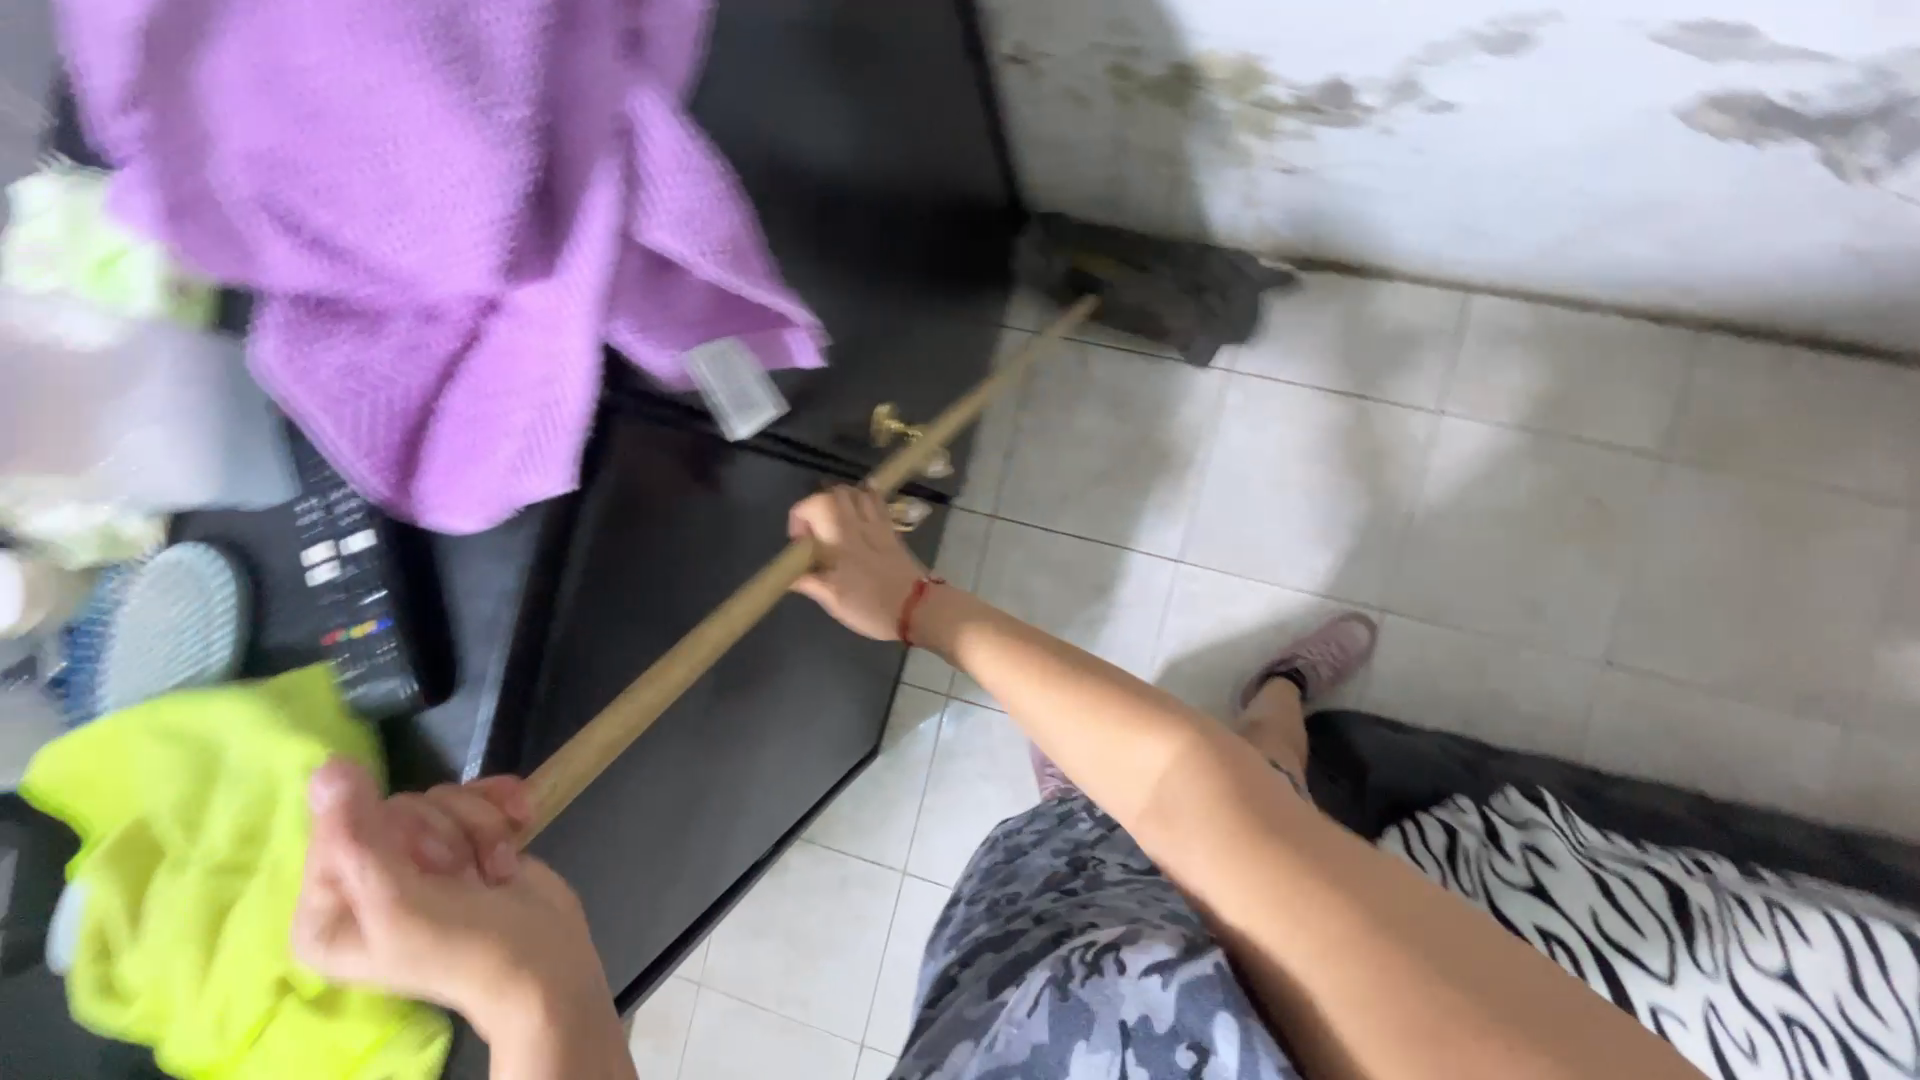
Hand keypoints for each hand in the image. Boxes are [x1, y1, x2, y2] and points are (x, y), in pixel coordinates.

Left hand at [292, 761, 610, 1044]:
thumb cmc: (463, 947)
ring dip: (482, 826)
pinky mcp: (470, 842)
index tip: (426, 864)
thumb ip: (359, 837)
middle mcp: (368, 881)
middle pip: (398, 808)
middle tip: (461, 875)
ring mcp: (423, 860)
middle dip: (446, 833)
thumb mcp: (400, 902)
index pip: (339, 827)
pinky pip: (478, 795)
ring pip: (444, 799)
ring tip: (495, 871)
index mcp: (329, 909)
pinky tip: (523, 825)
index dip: (390, 832)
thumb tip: (329, 765)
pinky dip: (504, 807)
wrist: (546, 960)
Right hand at [788, 485, 929, 640]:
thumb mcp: (833, 601)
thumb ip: (809, 583)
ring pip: (859, 493)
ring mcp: (879, 526)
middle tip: (816, 529)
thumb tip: (789, 575)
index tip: (800, 541)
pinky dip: (866, 500)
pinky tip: (860, 513)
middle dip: (818, 503)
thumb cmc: (872, 607)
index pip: (815, 505)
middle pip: (836, 492)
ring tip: (835, 521)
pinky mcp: (893, 532)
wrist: (918, 608)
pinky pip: (878, 504)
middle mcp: (859, 526)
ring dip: (842, 500)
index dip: (799, 515)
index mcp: (840, 540)